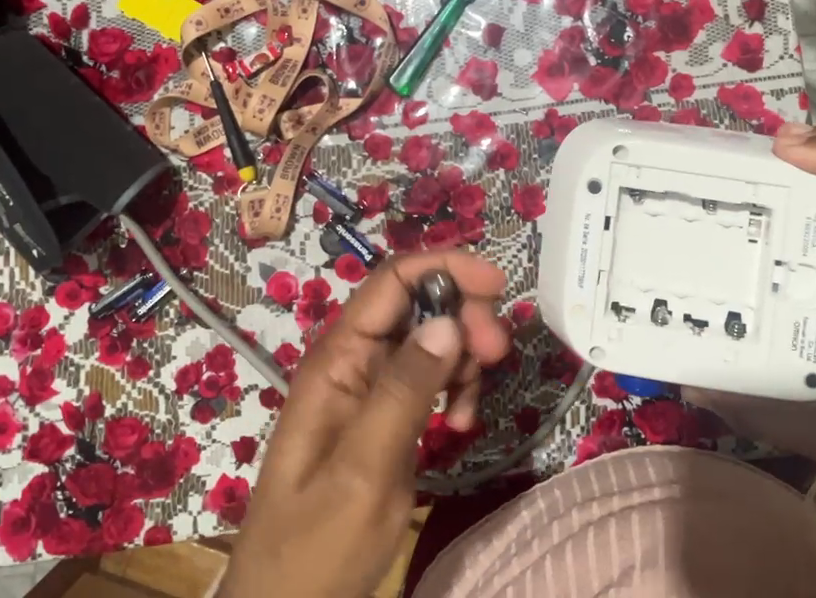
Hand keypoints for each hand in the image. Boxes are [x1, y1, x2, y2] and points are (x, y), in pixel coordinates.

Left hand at [220, 252, 512, 597]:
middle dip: (463, 318)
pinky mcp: (385, 418)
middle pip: (418, 306)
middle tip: (496, 357)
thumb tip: (448, 321)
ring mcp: (369, 391)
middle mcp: (353, 363)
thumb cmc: (317, 546)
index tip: (498, 285)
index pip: (392, 282)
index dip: (445, 268)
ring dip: (462, 360)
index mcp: (337, 360)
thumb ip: (404, 392)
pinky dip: (454, 390)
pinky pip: (430, 380)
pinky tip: (459, 425)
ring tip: (468, 410)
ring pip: (430, 341)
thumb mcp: (363, 470)